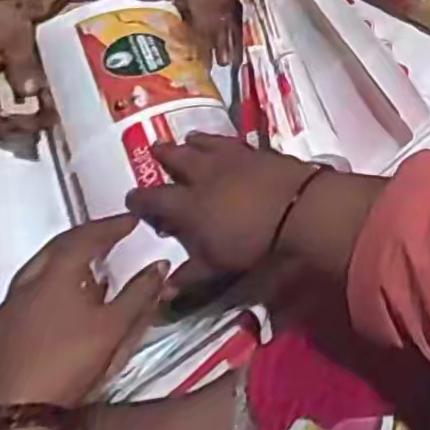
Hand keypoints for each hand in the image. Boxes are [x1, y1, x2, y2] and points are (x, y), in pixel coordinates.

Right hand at [0, 0, 47, 141]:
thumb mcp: (18, 40)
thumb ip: (23, 68)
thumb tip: (30, 96)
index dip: (16, 128)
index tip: (43, 126)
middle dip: (15, 128)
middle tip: (46, 125)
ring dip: (10, 118)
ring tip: (40, 118)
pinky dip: (2, 106)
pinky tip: (25, 105)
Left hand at [0, 216, 168, 423]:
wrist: (0, 426)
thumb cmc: (63, 366)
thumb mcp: (115, 327)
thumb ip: (141, 292)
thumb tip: (160, 266)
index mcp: (56, 277)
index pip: (85, 237)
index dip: (111, 226)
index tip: (129, 221)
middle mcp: (23, 290)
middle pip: (54, 251)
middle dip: (82, 240)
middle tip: (104, 239)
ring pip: (33, 280)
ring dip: (61, 271)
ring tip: (85, 277)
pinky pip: (19, 307)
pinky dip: (42, 299)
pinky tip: (54, 317)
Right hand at [127, 133, 378, 275]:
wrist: (298, 206)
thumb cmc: (253, 240)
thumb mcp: (217, 265)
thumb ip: (189, 275)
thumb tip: (163, 291)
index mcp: (190, 203)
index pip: (156, 199)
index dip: (141, 198)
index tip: (131, 195)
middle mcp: (207, 174)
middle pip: (180, 159)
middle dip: (165, 154)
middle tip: (155, 147)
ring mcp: (235, 158)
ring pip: (208, 144)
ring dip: (196, 141)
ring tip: (189, 137)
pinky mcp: (259, 152)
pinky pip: (235, 142)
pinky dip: (225, 141)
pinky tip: (226, 142)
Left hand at [138, 0, 239, 67]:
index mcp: (200, 9)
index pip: (200, 35)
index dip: (202, 49)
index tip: (203, 64)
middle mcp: (215, 11)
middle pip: (218, 34)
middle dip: (220, 50)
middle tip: (222, 65)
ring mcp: (227, 3)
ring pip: (229, 27)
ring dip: (231, 42)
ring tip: (234, 57)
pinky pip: (234, 16)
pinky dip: (235, 26)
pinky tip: (237, 31)